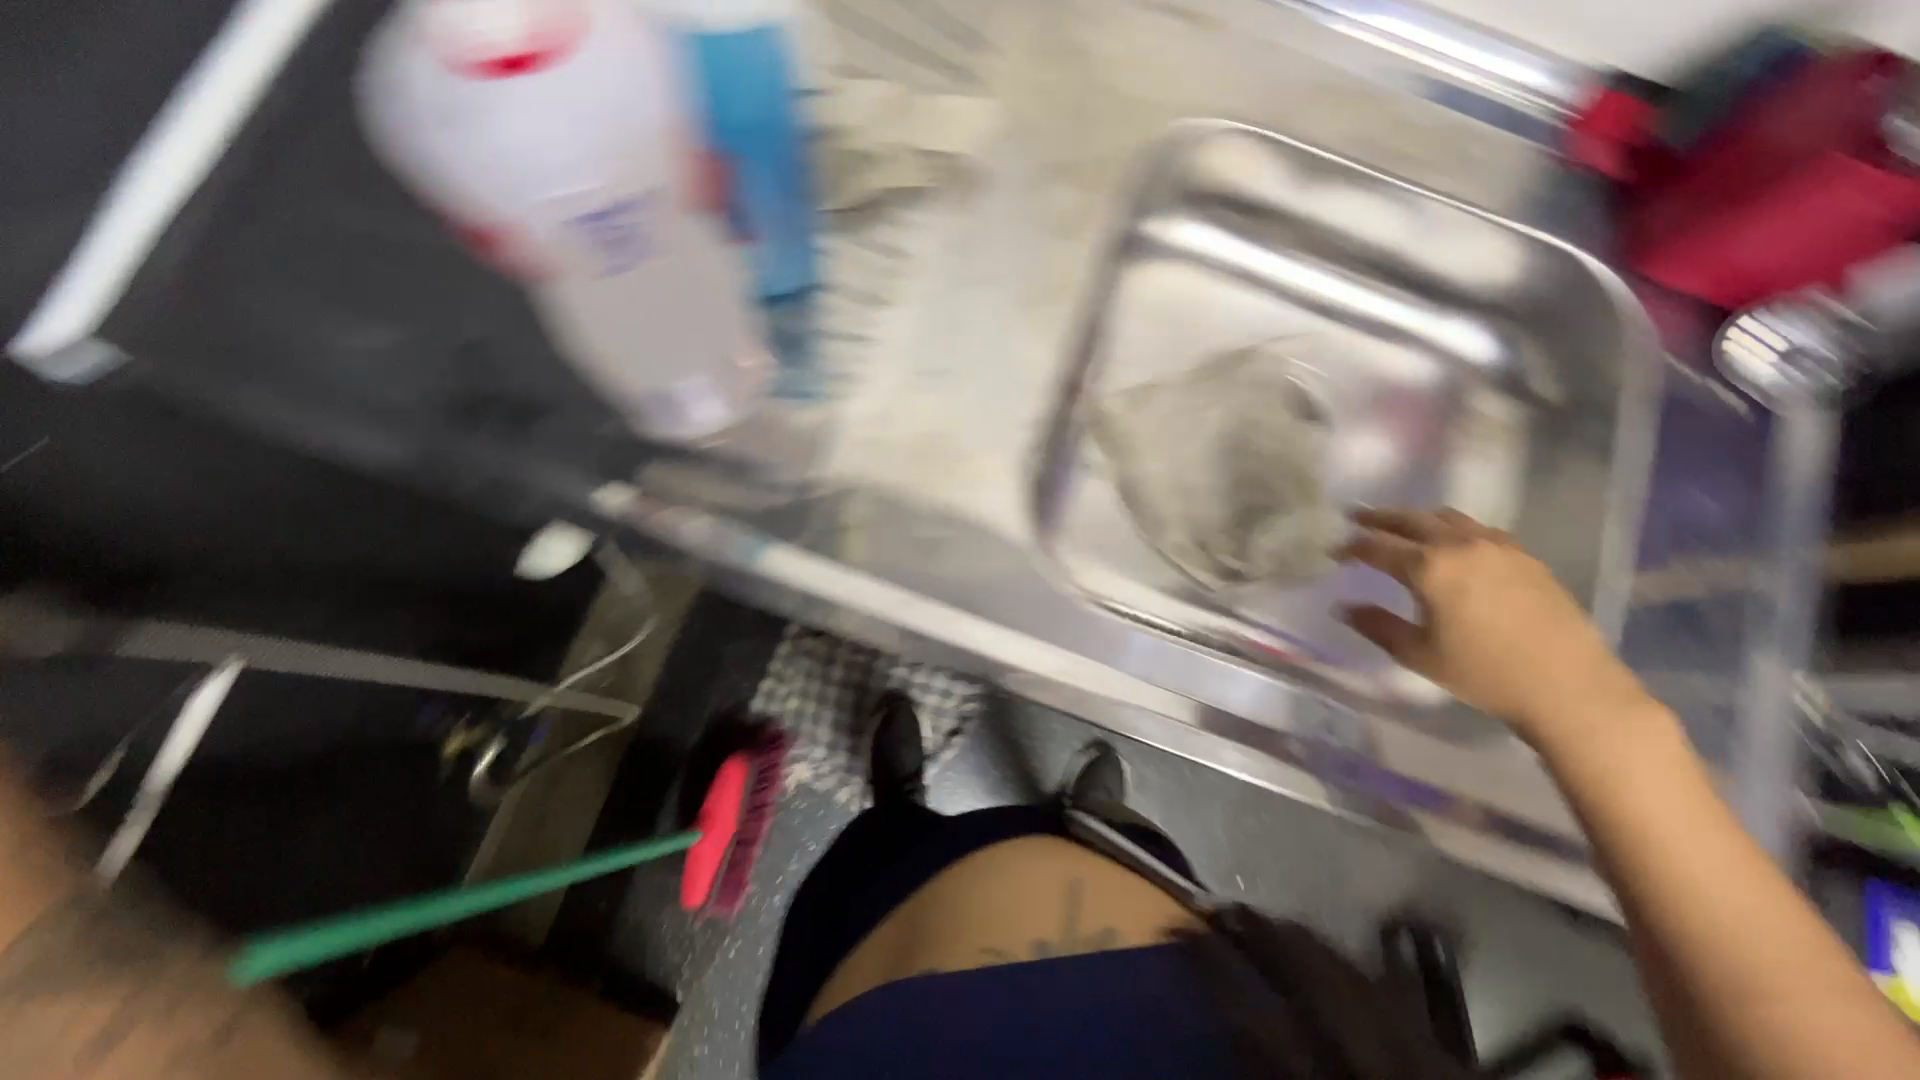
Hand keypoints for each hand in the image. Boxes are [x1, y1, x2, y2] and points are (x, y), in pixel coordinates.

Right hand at [1336, 508, 1650, 745]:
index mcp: (1430, 567)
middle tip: (1358, 517)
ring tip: (1403, 526)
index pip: (1378, 547)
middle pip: (1412, 520)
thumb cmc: (1484, 673)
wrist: (1567, 685)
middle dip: (1381, 518)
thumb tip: (1345, 607)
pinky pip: (1479, 529)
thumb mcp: (1419, 655)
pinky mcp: (1525, 556)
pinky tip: (1453, 544)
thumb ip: (1378, 626)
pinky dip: (1454, 529)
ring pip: (1448, 518)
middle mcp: (1461, 545)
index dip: (1351, 547)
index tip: (1333, 551)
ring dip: (1419, 518)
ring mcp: (1498, 546)